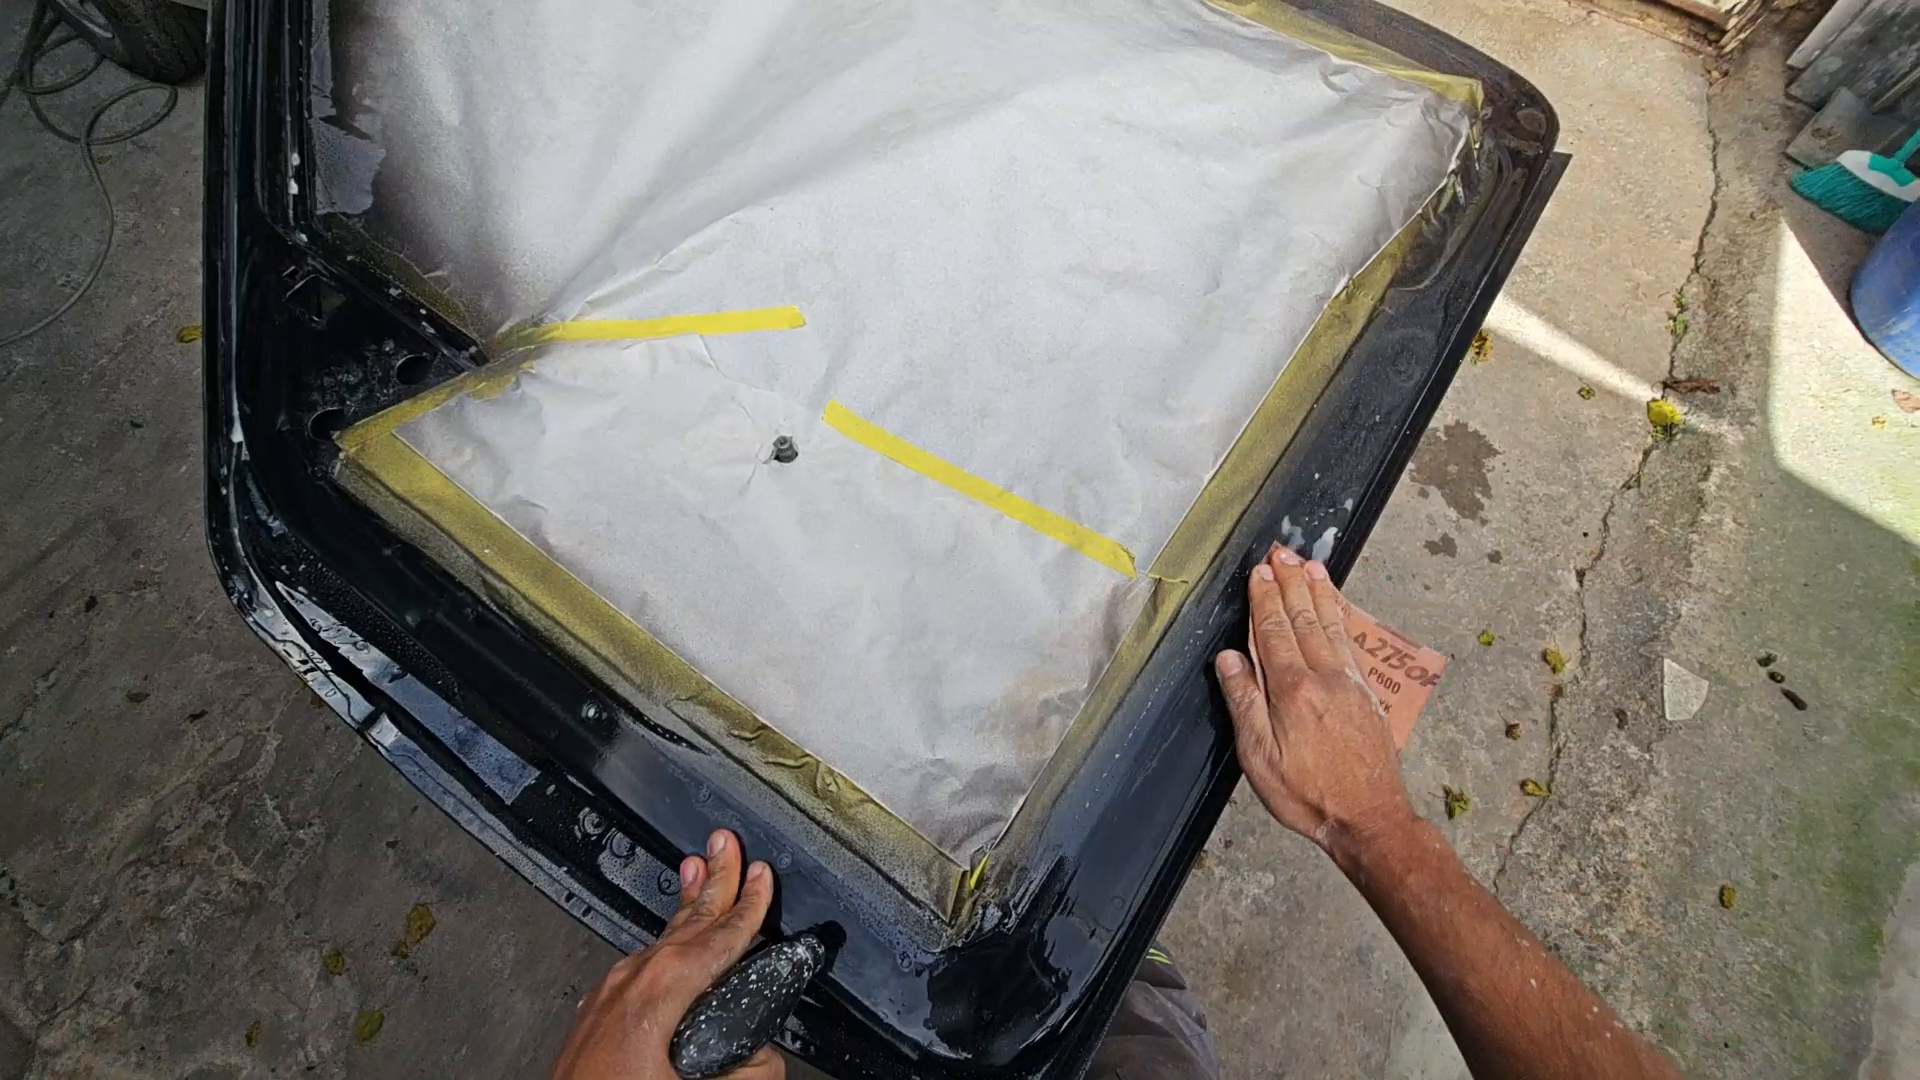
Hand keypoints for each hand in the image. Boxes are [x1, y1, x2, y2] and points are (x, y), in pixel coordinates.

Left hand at [550, 830, 783, 1079]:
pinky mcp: (597, 1015)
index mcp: (666, 986)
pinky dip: (666, 936)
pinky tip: (669, 937)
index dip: (751, 902)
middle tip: (726, 840)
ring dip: (690, 900)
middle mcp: (636, 978)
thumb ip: (752, 1064)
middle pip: (692, 917)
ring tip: (697, 866)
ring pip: (665, 935)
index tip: (763, 874)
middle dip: (717, 876)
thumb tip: (764, 1051)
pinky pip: (644, 961)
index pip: (724, 934)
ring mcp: (611, 994)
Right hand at [1213, 546, 1413, 857]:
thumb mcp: (1259, 755)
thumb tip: (1228, 659)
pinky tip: (1338, 606)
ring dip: (1319, 593)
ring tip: (1311, 566)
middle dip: (1291, 583)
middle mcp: (1324, 678)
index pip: (1273, 632)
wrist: (1370, 820)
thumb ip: (1244, 701)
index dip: (1264, 599)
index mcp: (1292, 690)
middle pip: (1304, 619)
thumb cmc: (1306, 792)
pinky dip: (1343, 617)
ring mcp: (1349, 684)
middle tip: (1283, 553)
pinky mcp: (1367, 696)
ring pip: (1332, 625)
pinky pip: (1351, 643)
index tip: (1259, 571)